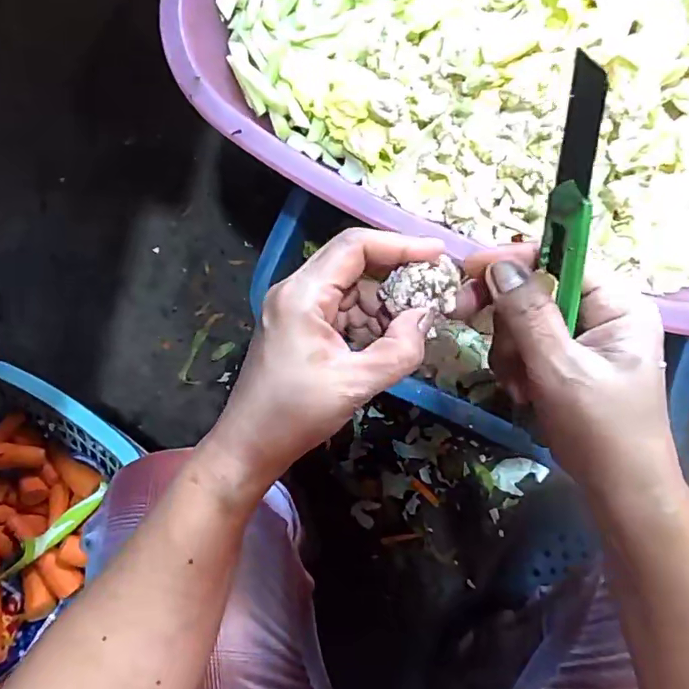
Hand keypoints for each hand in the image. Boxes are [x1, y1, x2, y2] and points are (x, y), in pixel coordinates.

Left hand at [201, 229, 443, 487]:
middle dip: (395, 275)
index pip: (354, 246)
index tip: (438, 253)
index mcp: (302, 294)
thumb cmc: (295, 413)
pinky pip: (341, 310)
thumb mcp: (355, 383)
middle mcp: (296, 291)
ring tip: (412, 327)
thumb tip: (427, 317)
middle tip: (433, 291)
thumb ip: (399, 349)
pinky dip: (367, 321)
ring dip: (383, 304)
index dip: (399, 244)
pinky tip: (387, 341)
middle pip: (353, 263)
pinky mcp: (300, 327)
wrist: (250, 444)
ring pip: (350, 288)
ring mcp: (296, 308)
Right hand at [454, 244, 671, 471]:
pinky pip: (527, 346)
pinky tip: (522, 392)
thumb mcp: (560, 369)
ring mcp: (584, 339)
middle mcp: (603, 314)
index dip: (515, 260)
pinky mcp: (567, 361)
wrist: (621, 492)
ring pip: (524, 320)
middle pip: (536, 289)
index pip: (562, 258)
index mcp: (618, 305)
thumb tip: (499, 265)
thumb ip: (528, 315)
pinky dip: (516, 366)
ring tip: (519, 385)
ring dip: (509, 350)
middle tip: (470, 325)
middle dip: (508, 319)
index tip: (469, 271)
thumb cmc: (601, 430)